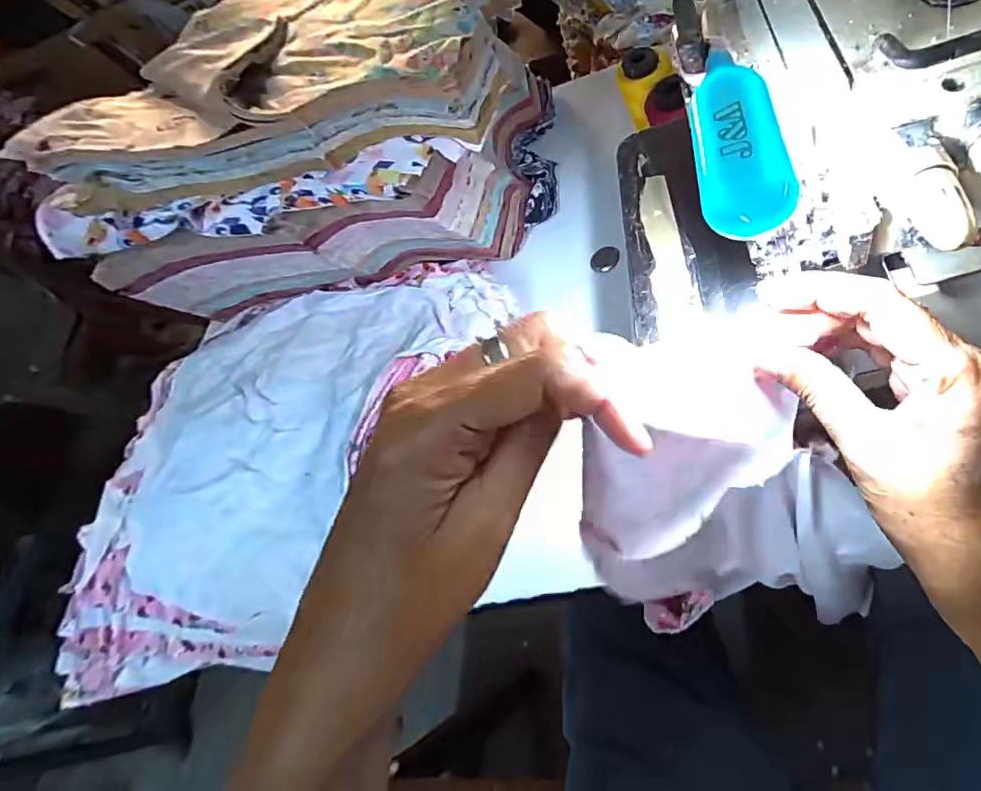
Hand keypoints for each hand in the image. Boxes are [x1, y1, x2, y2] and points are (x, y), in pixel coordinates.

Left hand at [231, 313, 640, 789]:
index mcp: (431, 418)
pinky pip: (488, 374)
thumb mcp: (487, 524)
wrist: (345, 642)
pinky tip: (550, 418)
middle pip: (521, 338)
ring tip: (592, 420)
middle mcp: (421, 387)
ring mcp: (417, 396)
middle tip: (612, 420)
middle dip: (577, 367)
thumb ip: (530, 442)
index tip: (635, 438)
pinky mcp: (422, 412)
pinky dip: (529, 384)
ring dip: (556, 372)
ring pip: (507, 348)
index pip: (534, 368)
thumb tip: (573, 393)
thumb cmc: (415, 601)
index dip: (595, 390)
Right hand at [752, 272, 980, 639]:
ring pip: (888, 335)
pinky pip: (897, 360)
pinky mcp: (950, 396)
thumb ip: (816, 386)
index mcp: (955, 368)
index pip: (881, 302)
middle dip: (822, 315)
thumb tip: (767, 353)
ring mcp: (961, 379)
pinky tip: (822, 361)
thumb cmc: (934, 518)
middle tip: (772, 322)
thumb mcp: (864, 445)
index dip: (821, 292)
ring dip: (836, 335)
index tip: (776, 295)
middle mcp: (966, 362)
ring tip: (788, 341)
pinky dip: (856, 358)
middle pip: (884, 315)